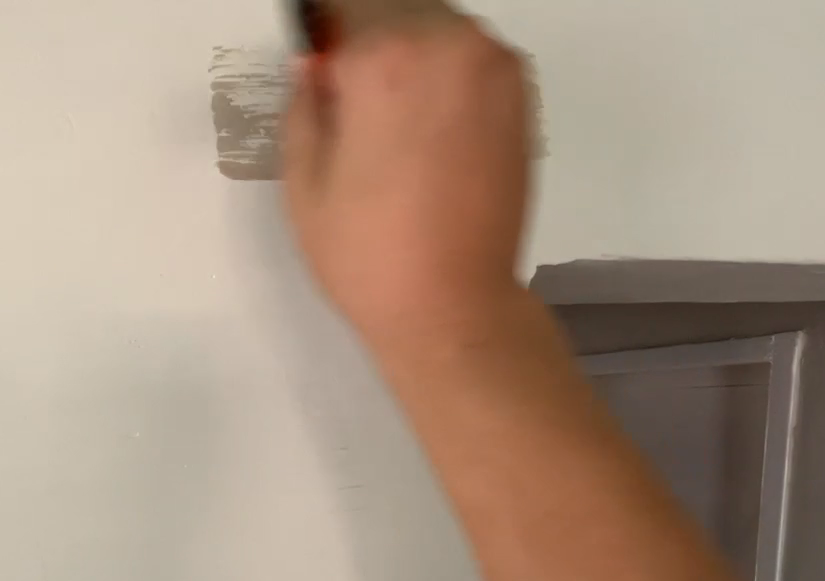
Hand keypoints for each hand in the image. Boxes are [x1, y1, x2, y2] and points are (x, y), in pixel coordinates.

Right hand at [283, 18, 536, 360]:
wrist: (452, 308)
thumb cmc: (367, 259)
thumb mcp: (304, 190)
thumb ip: (303, 109)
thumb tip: (314, 66)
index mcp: (386, 60)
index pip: (340, 10)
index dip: (321, 46)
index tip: (316, 79)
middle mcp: (450, 43)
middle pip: (392, 12)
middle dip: (366, 49)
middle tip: (350, 109)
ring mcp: (494, 66)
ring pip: (436, 30)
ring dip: (407, 60)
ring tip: (391, 130)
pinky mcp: (522, 96)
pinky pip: (470, 59)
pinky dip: (444, 79)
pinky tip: (428, 137)